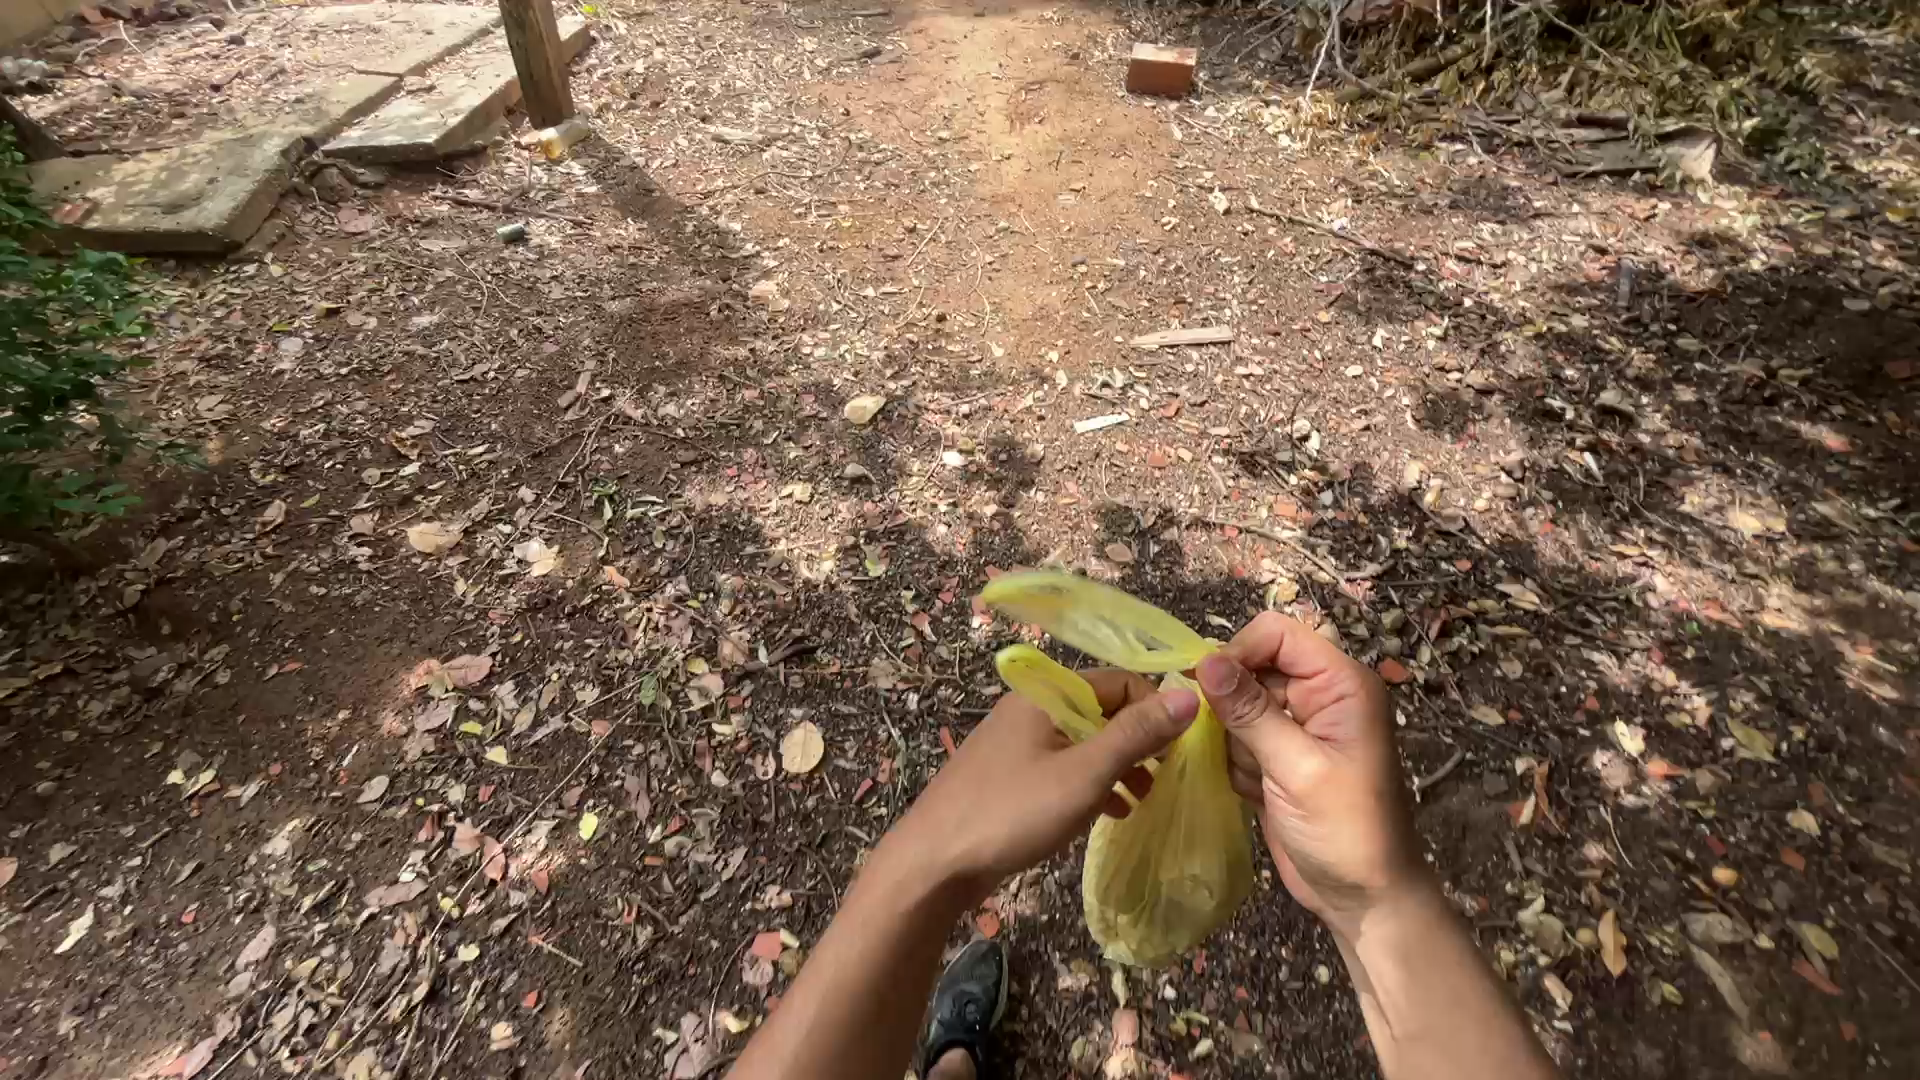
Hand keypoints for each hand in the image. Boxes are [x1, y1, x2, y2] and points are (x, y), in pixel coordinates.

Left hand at [878, 670, 1199, 906]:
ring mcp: (1018, 741)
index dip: (1156, 708)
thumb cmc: (1013, 811)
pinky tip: (1112, 812)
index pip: (1119, 681)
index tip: (1184, 747)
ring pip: (1084, 741)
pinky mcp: (1011, 772)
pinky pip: (1063, 765)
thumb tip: (1189, 696)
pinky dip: (1091, 782)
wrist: (935, 861)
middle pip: (1101, 710)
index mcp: (1046, 694)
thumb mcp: (1084, 773)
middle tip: (1168, 778)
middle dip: (1139, 740)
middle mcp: (1032, 707)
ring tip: (1145, 799)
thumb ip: (1136, 734)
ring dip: (1118, 765)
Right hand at [1193, 613, 1427, 935]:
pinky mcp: (1276, 751)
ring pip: (1235, 703)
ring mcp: (1296, 724)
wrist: (1364, 900)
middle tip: (1235, 745)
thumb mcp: (1297, 769)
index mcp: (1340, 684)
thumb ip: (1250, 712)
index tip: (1208, 688)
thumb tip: (1203, 662)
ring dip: (1233, 739)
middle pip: (1250, 666)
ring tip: (1259, 777)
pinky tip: (1257, 790)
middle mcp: (1318, 695)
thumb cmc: (1346, 832)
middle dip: (1232, 706)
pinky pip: (1234, 734)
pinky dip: (1234, 760)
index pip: (1276, 633)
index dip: (1239, 651)